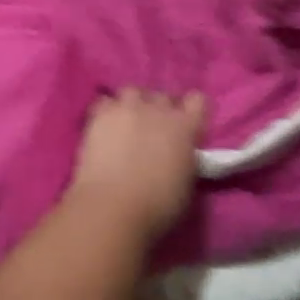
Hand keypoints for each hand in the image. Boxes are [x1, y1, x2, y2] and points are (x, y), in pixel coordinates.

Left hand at [66, 88, 205, 240]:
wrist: (112, 207)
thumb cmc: (157, 208)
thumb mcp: (186, 186)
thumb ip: (184, 160)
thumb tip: (178, 155)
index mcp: (185, 127)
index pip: (198, 101)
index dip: (192, 112)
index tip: (187, 127)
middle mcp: (158, 109)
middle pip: (163, 96)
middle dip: (160, 110)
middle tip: (153, 133)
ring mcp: (128, 108)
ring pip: (133, 92)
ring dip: (133, 105)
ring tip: (127, 125)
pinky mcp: (101, 115)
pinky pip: (105, 102)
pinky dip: (107, 113)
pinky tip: (104, 129)